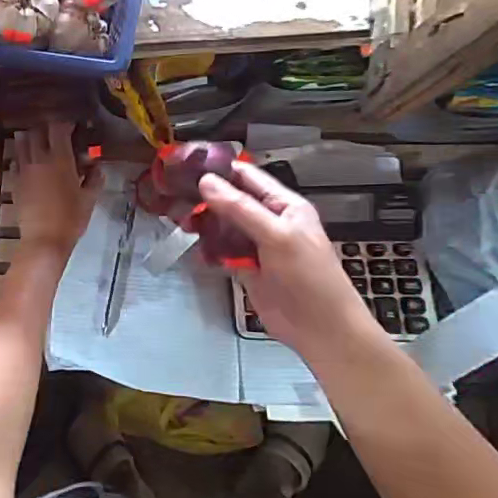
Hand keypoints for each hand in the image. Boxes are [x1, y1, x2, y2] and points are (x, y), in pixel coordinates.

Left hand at [13, 122, 98, 258]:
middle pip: (36, 131)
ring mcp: (24, 170)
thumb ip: (94, 179)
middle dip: (46, 129)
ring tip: (40, 146)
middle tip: (56, 136)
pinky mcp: (15, 182)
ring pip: (22, 144)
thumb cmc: (71, 219)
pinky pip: (16, 162)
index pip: (58, 129)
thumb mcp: (89, 199)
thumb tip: (97, 168)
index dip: (65, 124)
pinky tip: (31, 165)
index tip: (72, 128)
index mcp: (60, 159)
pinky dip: (23, 158)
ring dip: (31, 140)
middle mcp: (39, 159)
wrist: (44, 239)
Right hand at [198, 162, 383, 354]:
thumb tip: (207, 182)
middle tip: (177, 200)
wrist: (321, 329)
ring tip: (182, 224)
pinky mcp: (246, 269)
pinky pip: (223, 252)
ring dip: (205, 225)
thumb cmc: (309, 278)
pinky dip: (210, 251)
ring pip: (224, 227)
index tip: (188, 168)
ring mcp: (257, 246)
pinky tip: (198, 251)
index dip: (220, 171)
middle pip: (231, 202)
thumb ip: (241, 208)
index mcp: (285, 206)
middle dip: (206, 200)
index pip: (248, 178)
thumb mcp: (277, 236)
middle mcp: (269, 221)